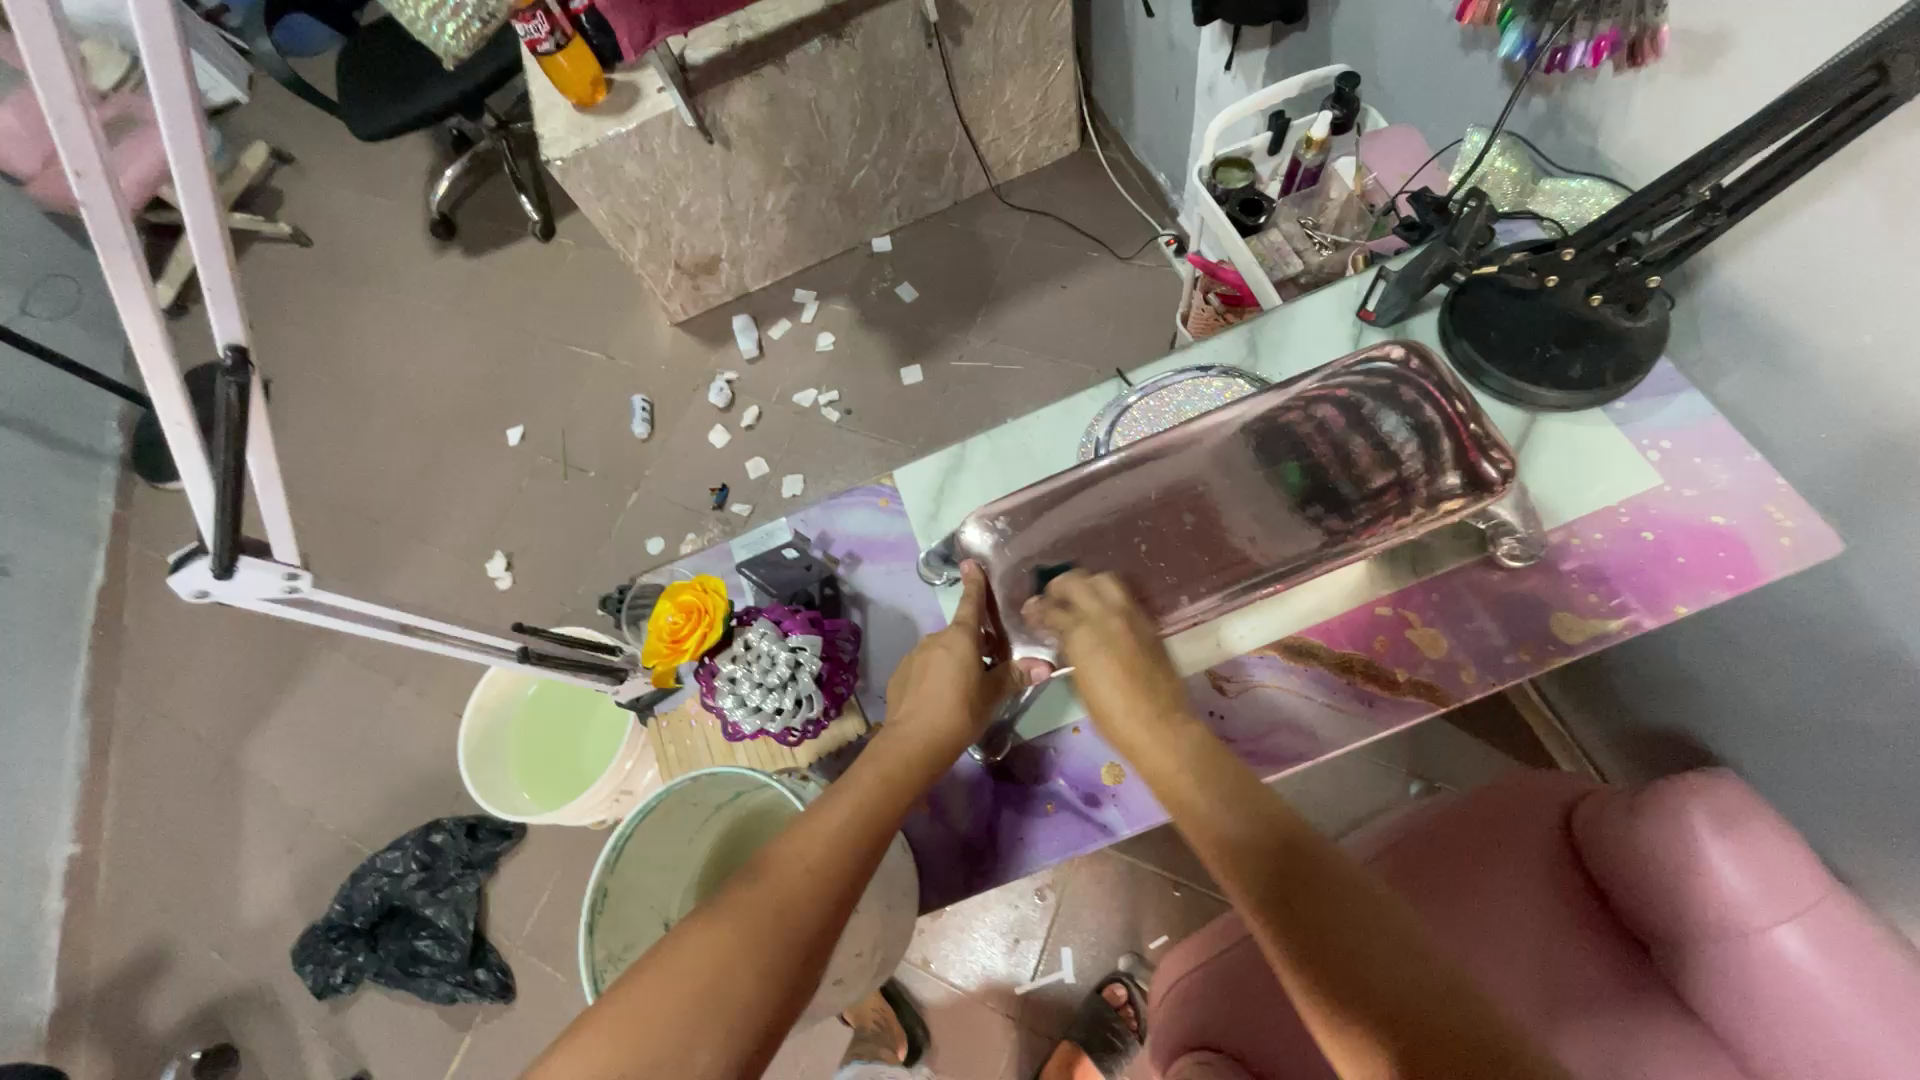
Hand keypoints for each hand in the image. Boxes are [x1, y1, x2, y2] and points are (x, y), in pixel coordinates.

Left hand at [881, 561, 1022, 764]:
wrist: (913, 741)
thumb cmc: (960, 712)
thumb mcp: (993, 695)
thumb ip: (1015, 676)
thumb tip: (1046, 667)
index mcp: (961, 637)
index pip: (971, 602)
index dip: (974, 583)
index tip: (971, 563)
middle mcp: (935, 638)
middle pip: (960, 634)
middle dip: (974, 644)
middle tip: (988, 666)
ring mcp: (914, 655)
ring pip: (941, 652)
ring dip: (953, 662)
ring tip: (963, 690)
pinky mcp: (901, 674)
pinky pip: (923, 669)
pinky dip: (934, 677)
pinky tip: (940, 699)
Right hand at [1021, 571, 1192, 745]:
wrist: (1160, 727)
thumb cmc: (1112, 715)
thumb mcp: (1079, 681)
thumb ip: (1069, 649)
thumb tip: (1062, 637)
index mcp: (1082, 633)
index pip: (1053, 609)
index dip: (1037, 609)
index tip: (1029, 611)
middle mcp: (1106, 615)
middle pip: (1077, 581)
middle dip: (1059, 587)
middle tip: (1051, 598)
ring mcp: (1131, 616)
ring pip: (1104, 580)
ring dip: (1087, 584)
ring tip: (1078, 599)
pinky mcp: (1149, 623)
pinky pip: (1124, 597)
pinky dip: (1108, 597)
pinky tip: (1102, 612)